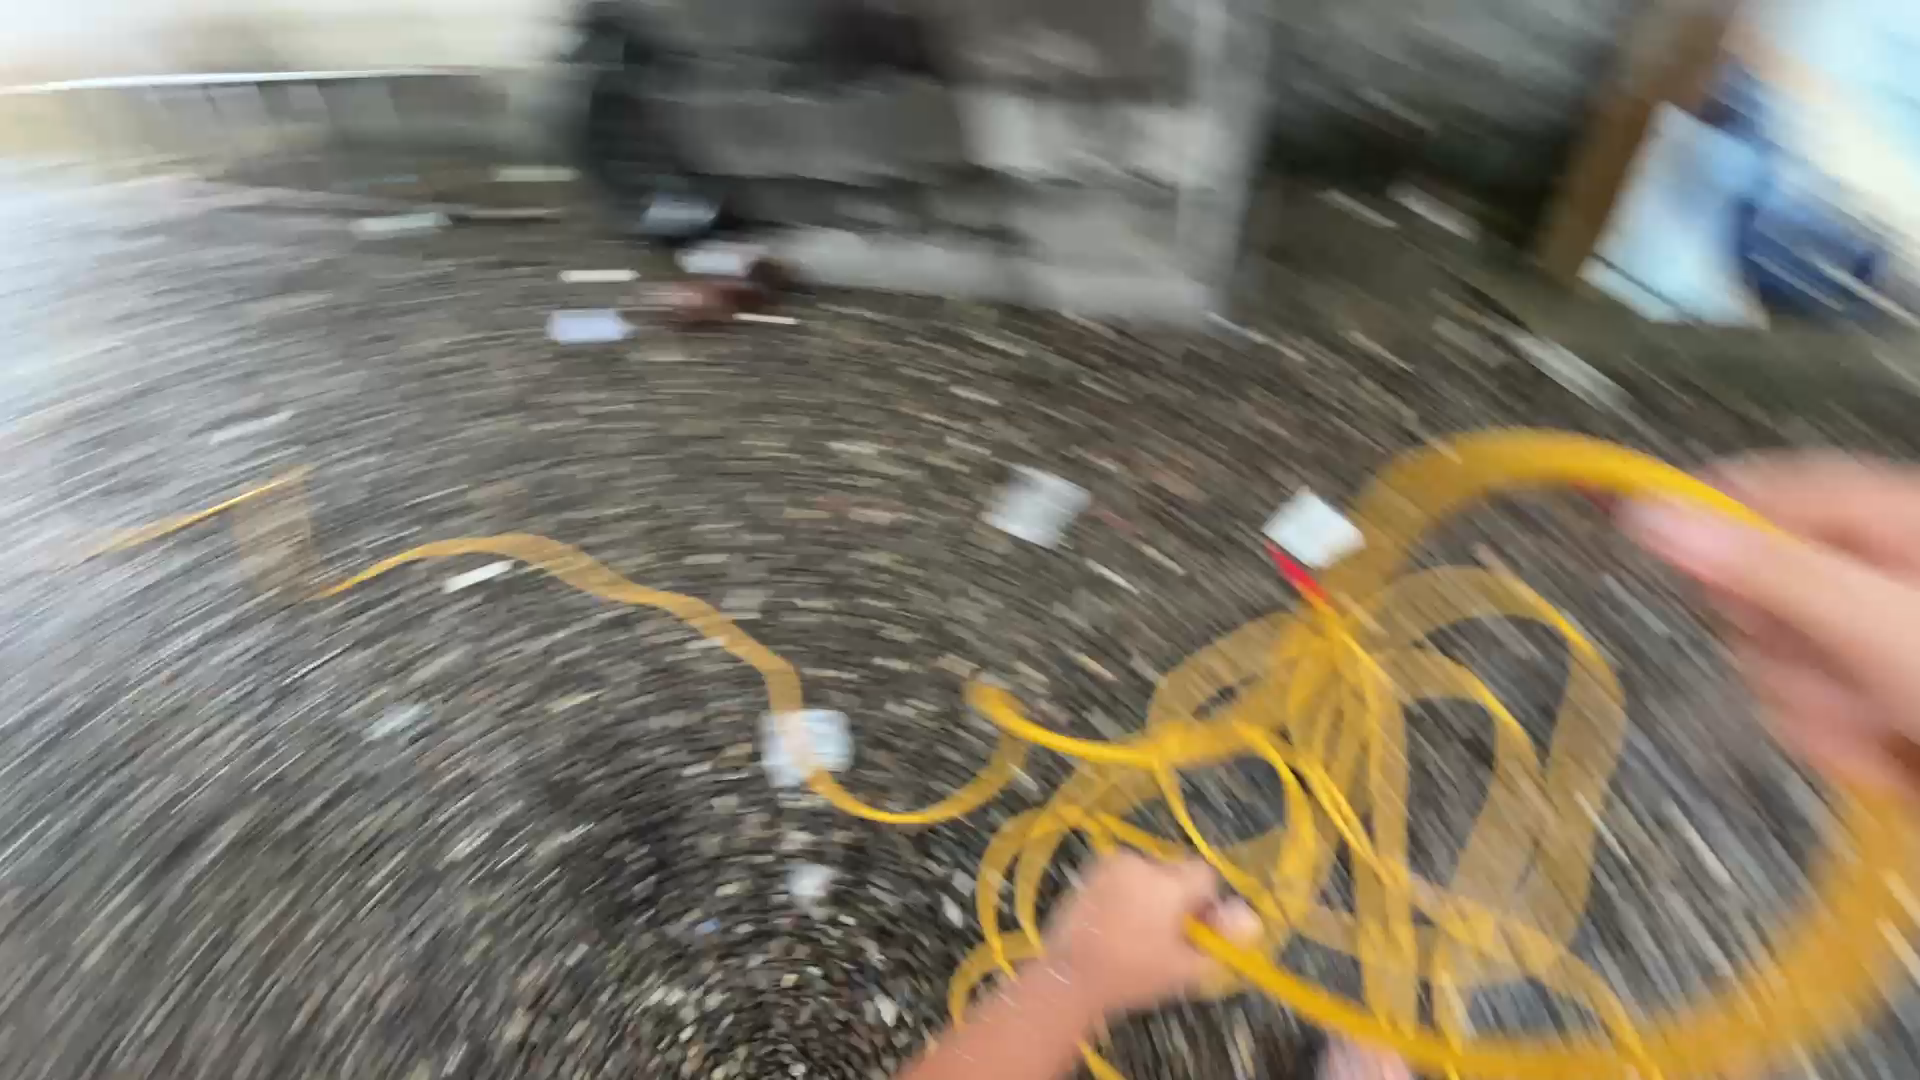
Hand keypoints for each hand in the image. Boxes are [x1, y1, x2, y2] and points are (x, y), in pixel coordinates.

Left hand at [1041, 853, 1258, 1016]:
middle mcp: (1140, 862)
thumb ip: (1222, 941)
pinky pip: (1122, 875)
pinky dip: (1126, 892)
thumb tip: (1249, 919)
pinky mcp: (1089, 870)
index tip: (1198, 926)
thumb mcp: (1185, 967)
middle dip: (1177, 897)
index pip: (1204, 873)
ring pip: (1147, 873)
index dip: (1206, 900)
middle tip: (1168, 934)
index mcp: (1167, 882)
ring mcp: (1111, 863)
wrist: (1070, 973)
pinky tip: (1116, 923)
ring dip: (1151, 894)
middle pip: (1174, 872)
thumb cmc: (1132, 972)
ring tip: (1138, 932)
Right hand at [1621, 452, 1919, 797]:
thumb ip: (1763, 567)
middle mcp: (1878, 570)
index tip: (1661, 550)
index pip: (1764, 490)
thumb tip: (1646, 511)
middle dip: (1780, 646)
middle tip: (1831, 671)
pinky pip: (1793, 689)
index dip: (1704, 518)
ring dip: (1806, 702)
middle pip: (1753, 582)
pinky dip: (1822, 727)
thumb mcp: (1882, 626)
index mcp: (1895, 525)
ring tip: (1876, 727)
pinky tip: (1878, 746)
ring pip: (1767, 648)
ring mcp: (1873, 628)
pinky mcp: (1867, 679)